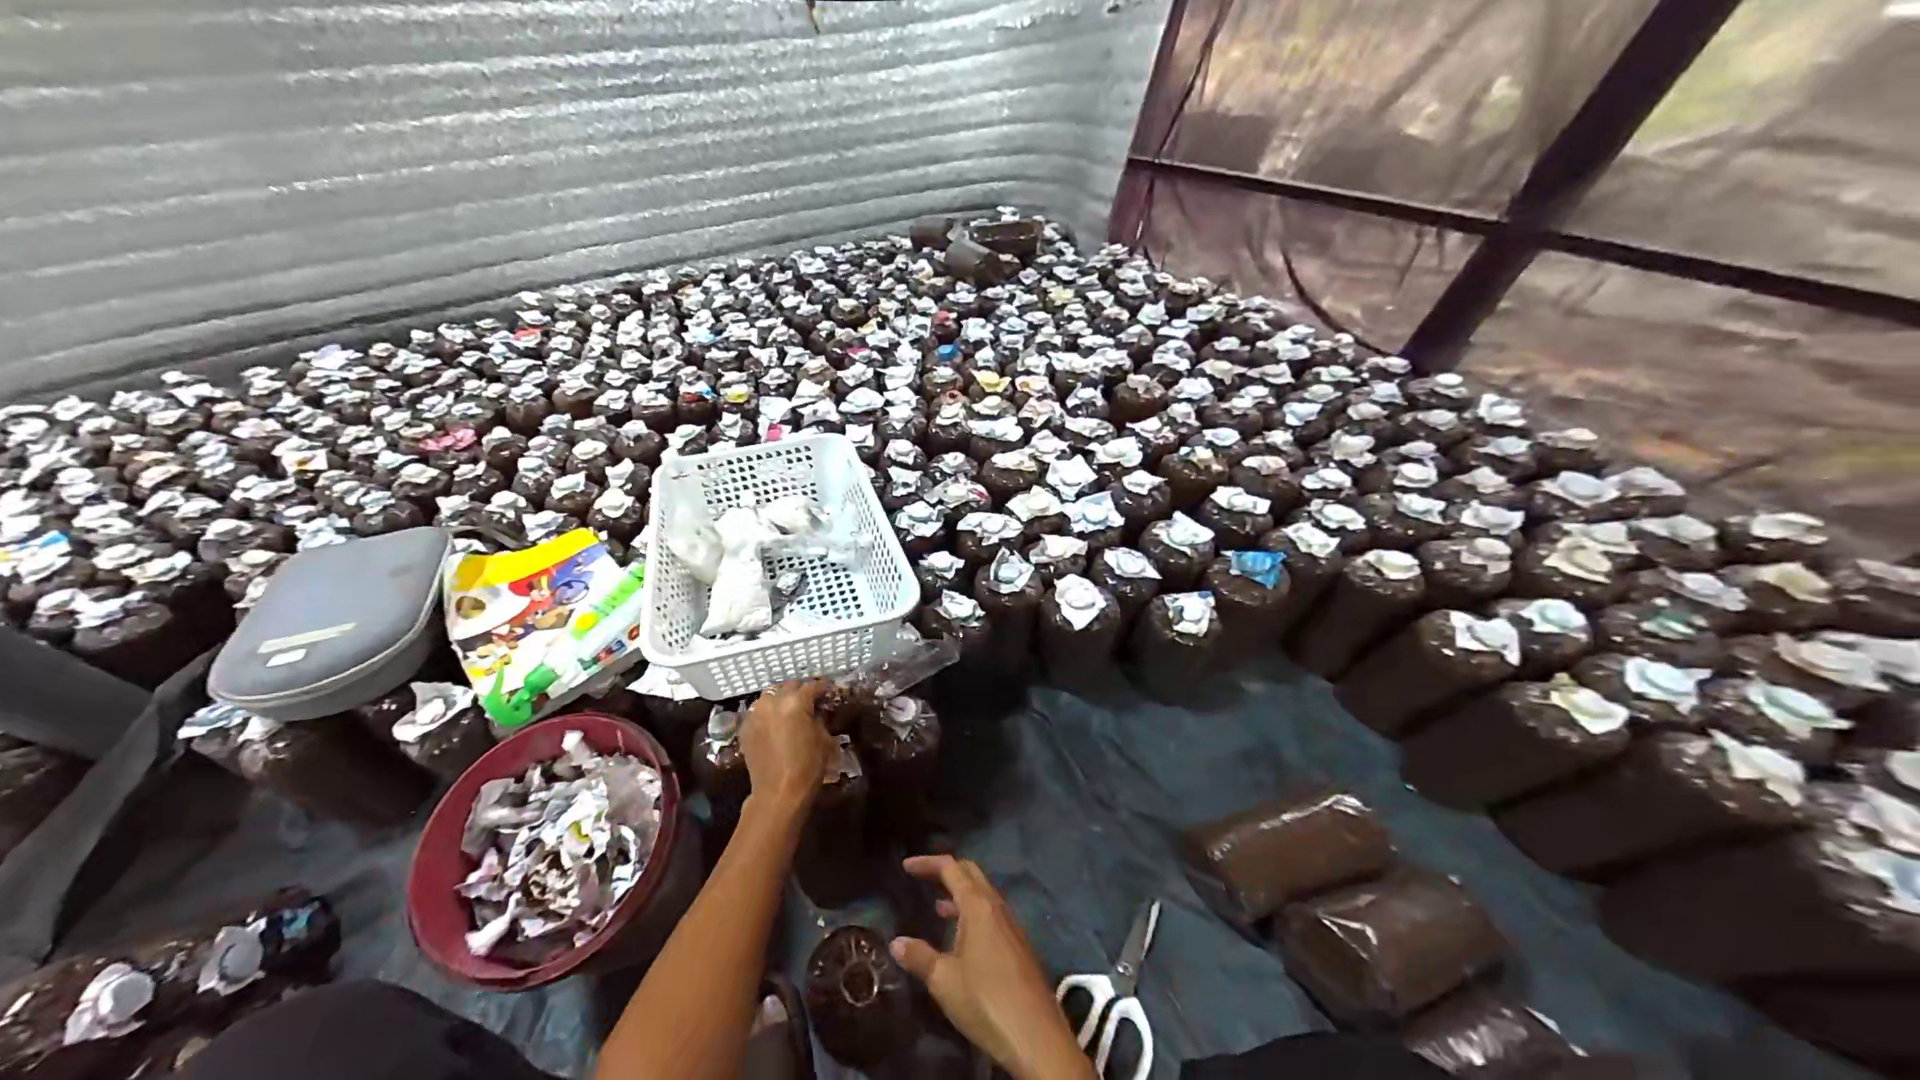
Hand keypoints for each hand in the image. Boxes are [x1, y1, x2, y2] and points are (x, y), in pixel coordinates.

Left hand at [739, 679, 831, 813]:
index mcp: (795, 702)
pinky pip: (758, 712)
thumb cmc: (808, 765)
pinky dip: (768, 713)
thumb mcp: (824, 738)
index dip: (823, 688)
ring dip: (782, 699)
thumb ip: (820, 717)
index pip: (812, 686)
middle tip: (810, 701)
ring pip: (770, 696)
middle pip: (789, 686)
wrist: (778, 792)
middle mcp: (772, 702)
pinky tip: (775, 724)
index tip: (829, 692)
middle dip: (801, 691)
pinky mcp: (745, 727)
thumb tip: (817, 710)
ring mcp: (755, 714)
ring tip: (790, 710)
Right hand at [891, 856, 1093, 1079]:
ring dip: (960, 894)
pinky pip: (992, 915)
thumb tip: (897, 942)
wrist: (1035, 1036)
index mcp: (978, 906)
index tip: (906, 866)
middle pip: (971, 874)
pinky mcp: (1019, 945)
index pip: (951, 868)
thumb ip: (919, 957)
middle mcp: (997, 907)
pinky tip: (962, 938)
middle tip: (923, 878)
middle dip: (946, 871)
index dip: (927, 863)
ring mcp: (1012, 925)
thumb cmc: (985, 1000)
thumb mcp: (944, 980)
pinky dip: (973, 913)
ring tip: (938, 907)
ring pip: (984, 895)